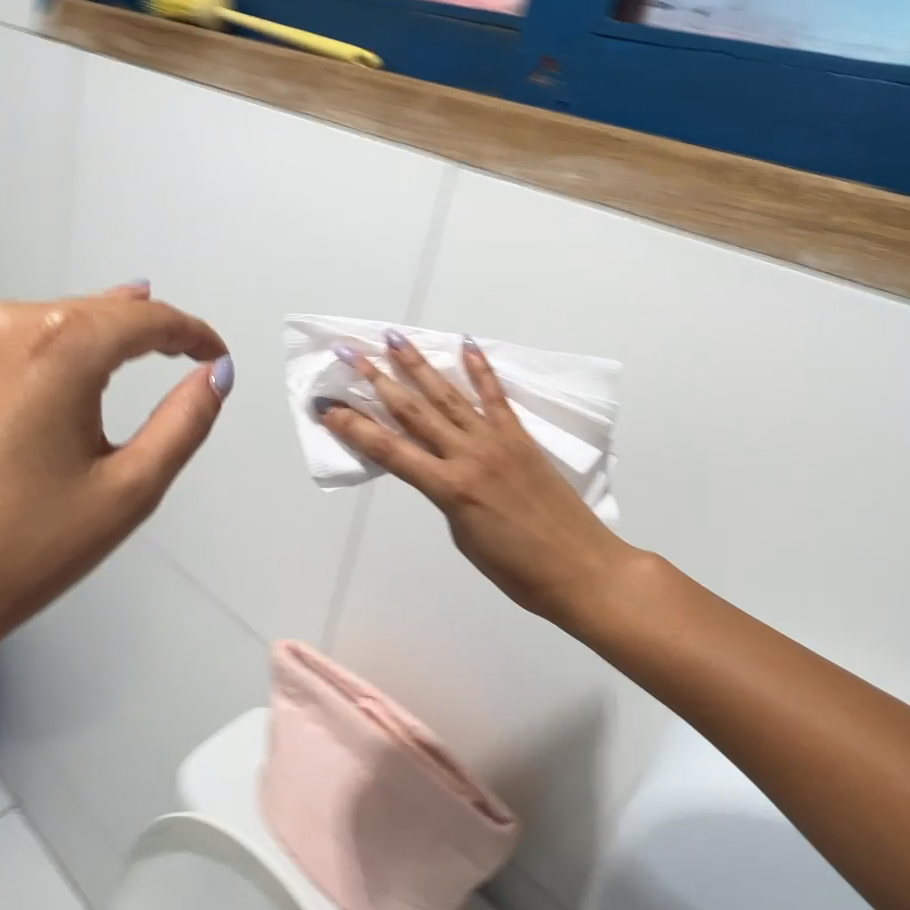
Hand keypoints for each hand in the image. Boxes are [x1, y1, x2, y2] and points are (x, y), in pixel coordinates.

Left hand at [0, 285, 229, 848]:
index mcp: (60, 346)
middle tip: (190, 350)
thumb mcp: (127, 491)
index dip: (193, 332)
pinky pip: (22, 339)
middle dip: (151, 327)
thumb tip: (216, 374)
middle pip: (101, 310)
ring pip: (58, 319)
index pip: (147, 319)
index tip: (218, 356)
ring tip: (143, 341)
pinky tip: (76, 363)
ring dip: (105, 332)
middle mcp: (9, 325)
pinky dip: (62, 346)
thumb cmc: (21, 549)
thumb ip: (184, 422)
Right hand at [316, 331, 642, 625]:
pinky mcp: (522, 438)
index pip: (389, 449)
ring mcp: (497, 441)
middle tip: (350, 353)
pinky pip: (495, 398)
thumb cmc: (518, 570)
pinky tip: (465, 346)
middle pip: (413, 410)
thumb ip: (444, 495)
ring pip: (448, 396)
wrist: (582, 569)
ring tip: (394, 338)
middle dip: (377, 380)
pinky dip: (479, 371)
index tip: (327, 406)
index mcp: (448, 488)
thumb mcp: (463, 537)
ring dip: (418, 365)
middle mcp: (468, 455)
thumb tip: (436, 469)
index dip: (354, 426)